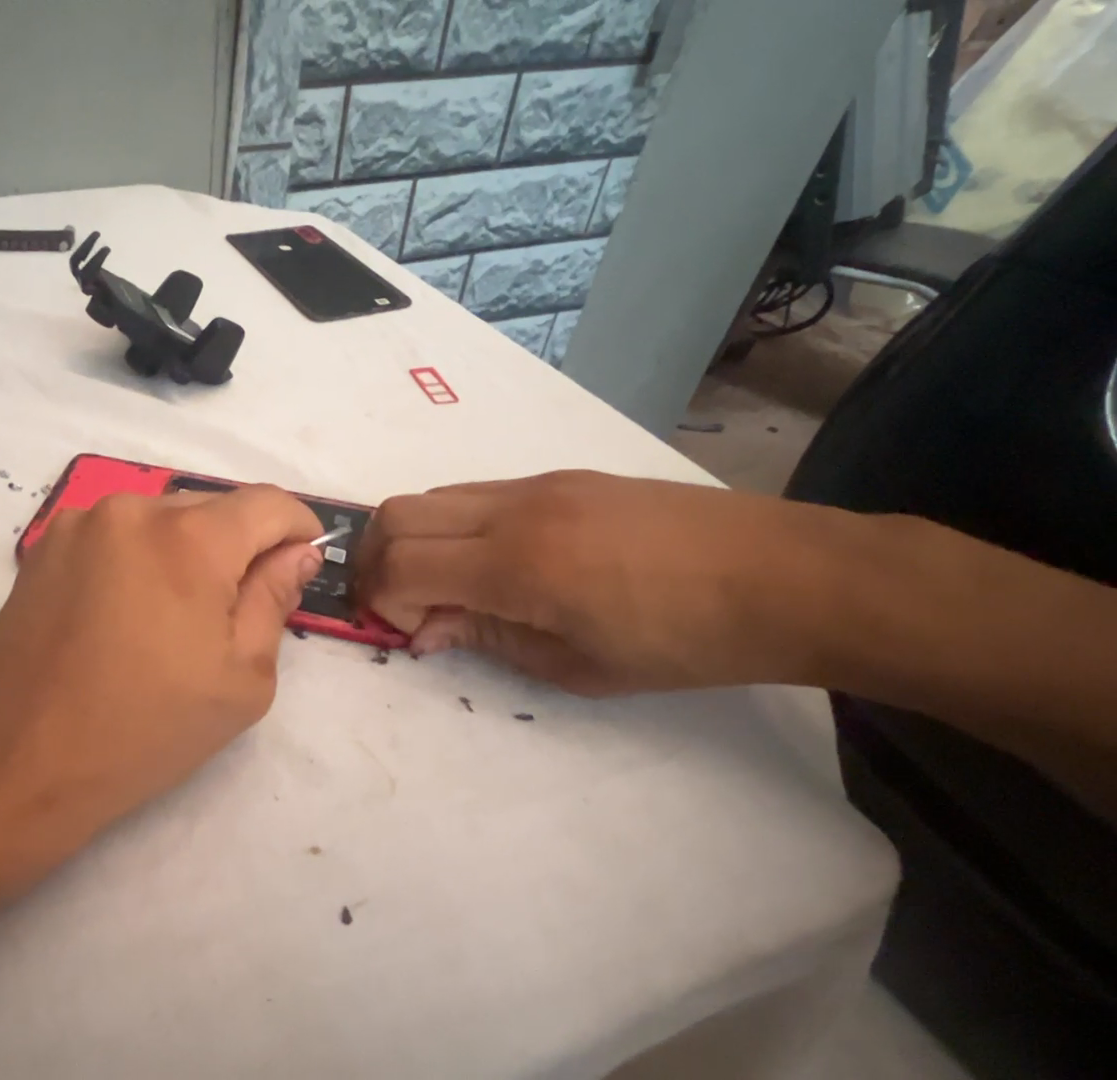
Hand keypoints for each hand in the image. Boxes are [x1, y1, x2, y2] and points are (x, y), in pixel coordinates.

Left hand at [0, 487, 323, 836]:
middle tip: (232, 614)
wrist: (25, 759)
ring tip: (170, 620)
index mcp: (188, 539)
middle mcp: (130, 510)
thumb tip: (298, 551)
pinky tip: (124, 614)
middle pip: (212, 509)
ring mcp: (78, 524)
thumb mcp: (241, 677)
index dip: (297, 530)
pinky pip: (115, 535)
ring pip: (161, 519)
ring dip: (184, 552)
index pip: (267, 502)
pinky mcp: (44, 546)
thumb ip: (275, 598)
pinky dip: (136, 559)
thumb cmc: (147, 728)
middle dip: (237, 548)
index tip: (300, 566)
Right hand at [356, 471, 873, 695]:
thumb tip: (423, 628)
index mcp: (519, 564)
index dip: (381, 602)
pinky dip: (451, 527)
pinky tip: (489, 565)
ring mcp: (536, 484)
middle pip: (394, 514)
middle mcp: (513, 509)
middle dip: (375, 563)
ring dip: (412, 542)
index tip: (406, 634)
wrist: (786, 575)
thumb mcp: (576, 666)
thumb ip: (484, 637)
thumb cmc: (684, 642)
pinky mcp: (559, 477)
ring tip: (443, 588)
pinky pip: (473, 493)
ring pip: (430, 496)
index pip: (400, 565)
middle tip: (398, 606)